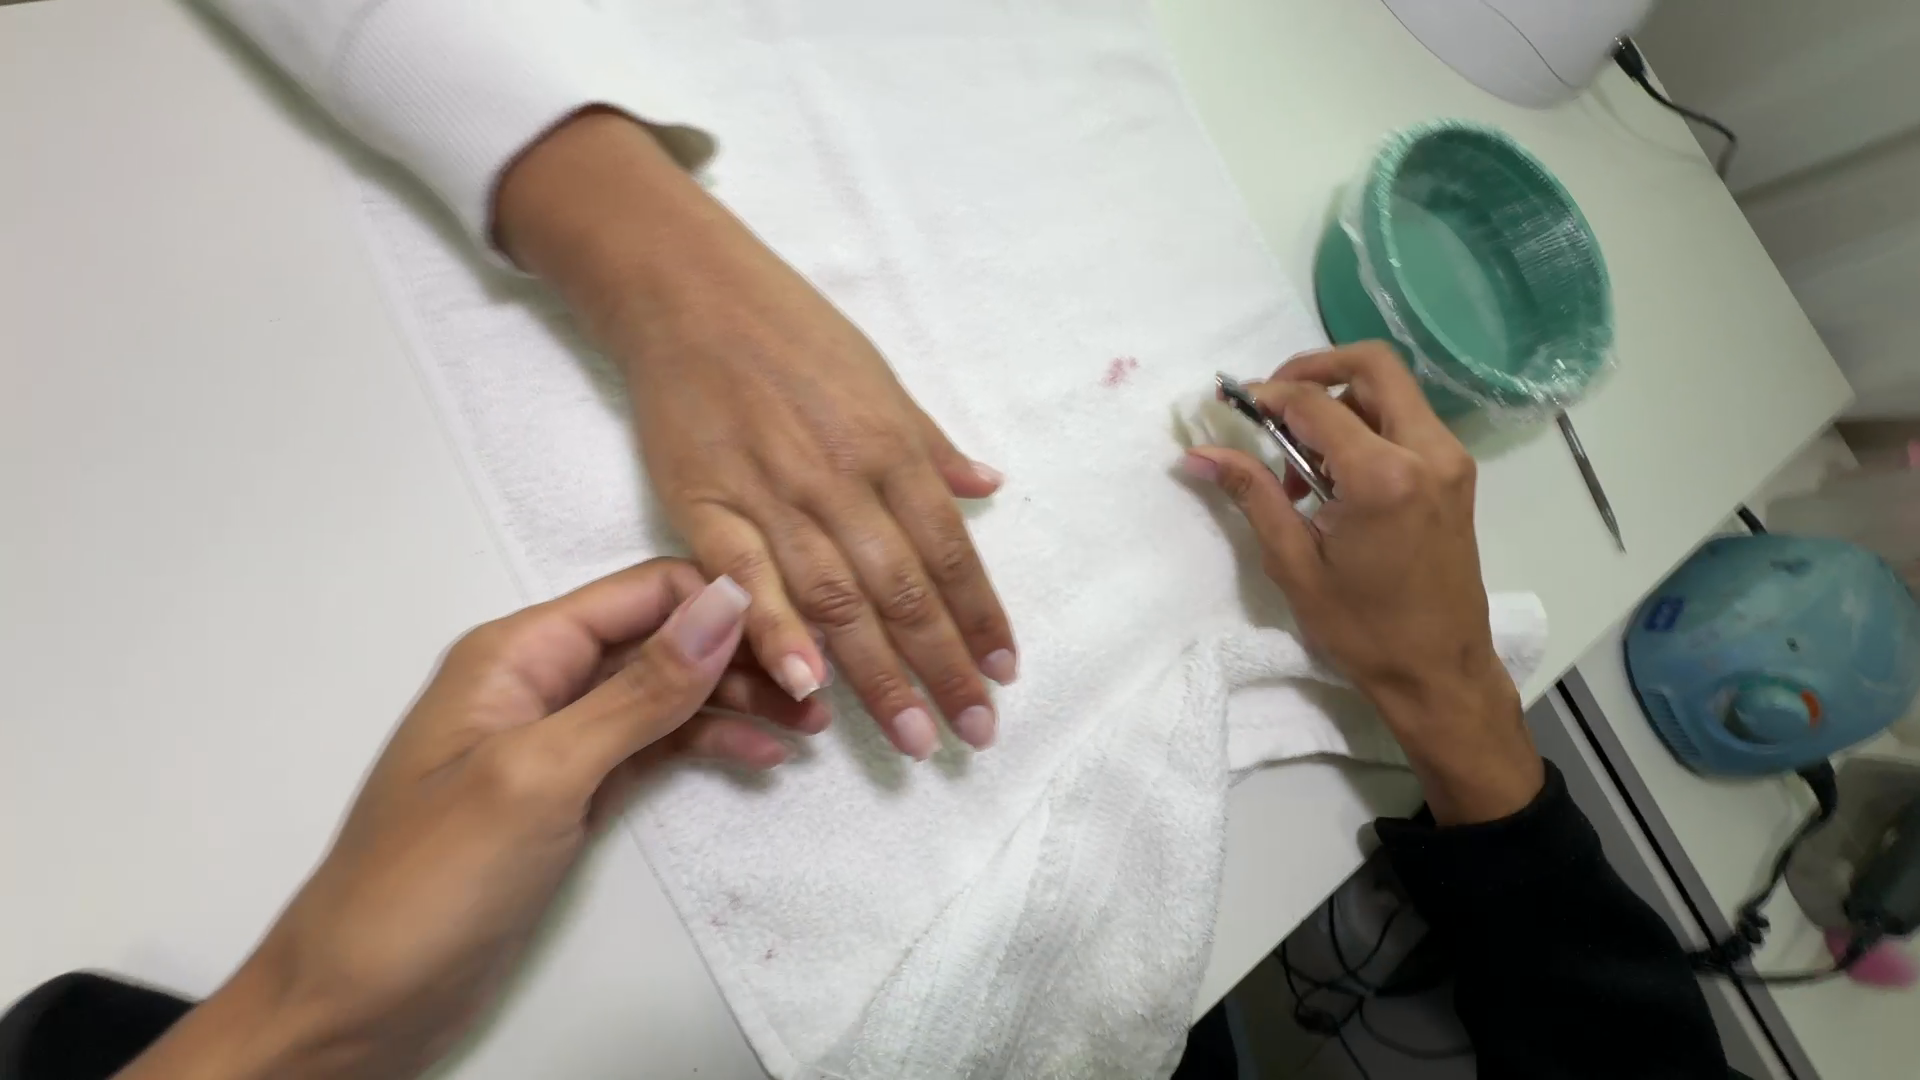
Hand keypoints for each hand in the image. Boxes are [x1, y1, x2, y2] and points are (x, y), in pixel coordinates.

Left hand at [118, 562, 821, 1079]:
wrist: (357, 1012)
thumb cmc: (432, 881)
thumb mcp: (543, 773)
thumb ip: (642, 688)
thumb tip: (728, 603)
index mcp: (525, 649)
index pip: (649, 592)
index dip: (725, 605)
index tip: (796, 637)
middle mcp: (551, 676)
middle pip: (669, 639)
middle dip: (744, 658)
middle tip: (818, 690)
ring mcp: (572, 730)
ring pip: (675, 690)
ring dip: (742, 701)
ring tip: (811, 724)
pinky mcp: (587, 780)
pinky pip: (664, 740)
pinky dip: (713, 742)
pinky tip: (764, 755)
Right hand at [496, 111, 1014, 759]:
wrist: (692, 296)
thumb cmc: (797, 337)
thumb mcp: (884, 381)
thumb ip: (934, 445)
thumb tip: (991, 485)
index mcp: (892, 449)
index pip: (951, 551)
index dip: (981, 616)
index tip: (1005, 672)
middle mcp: (843, 479)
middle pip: (904, 590)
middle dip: (943, 668)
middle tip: (976, 733)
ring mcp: (773, 495)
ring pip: (838, 600)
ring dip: (880, 676)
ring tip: (915, 739)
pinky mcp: (704, 505)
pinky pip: (748, 579)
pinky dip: (779, 634)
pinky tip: (810, 687)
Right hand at [1184, 342, 1542, 823]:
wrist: (1439, 670)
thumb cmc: (1361, 626)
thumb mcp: (1293, 560)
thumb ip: (1251, 493)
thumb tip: (1198, 454)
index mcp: (1383, 476)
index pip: (1315, 403)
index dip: (1266, 395)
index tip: (1229, 404)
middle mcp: (1428, 451)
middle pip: (1372, 366)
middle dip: (1311, 370)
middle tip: (1268, 402)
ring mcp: (1450, 460)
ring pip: (1390, 390)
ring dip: (1336, 402)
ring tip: (1295, 459)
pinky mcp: (1454, 474)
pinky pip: (1404, 421)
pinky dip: (1361, 425)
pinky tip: (1330, 475)